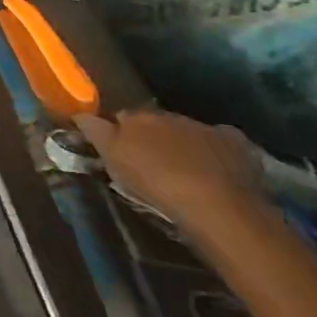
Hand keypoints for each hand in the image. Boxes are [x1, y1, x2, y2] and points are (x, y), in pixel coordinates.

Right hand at [75, 109, 263, 227]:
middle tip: (150, 161)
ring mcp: (205, 127)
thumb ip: (96, 133)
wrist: (215, 203)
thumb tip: (80, 114)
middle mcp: (170, 115)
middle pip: (156, 123)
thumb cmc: (154, 182)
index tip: (118, 150)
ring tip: (182, 167)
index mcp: (137, 118)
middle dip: (152, 136)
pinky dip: (214, 149)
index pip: (122, 117)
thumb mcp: (114, 160)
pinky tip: (215, 165)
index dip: (119, 132)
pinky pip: (219, 140)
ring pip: (186, 131)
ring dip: (181, 143)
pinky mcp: (235, 143)